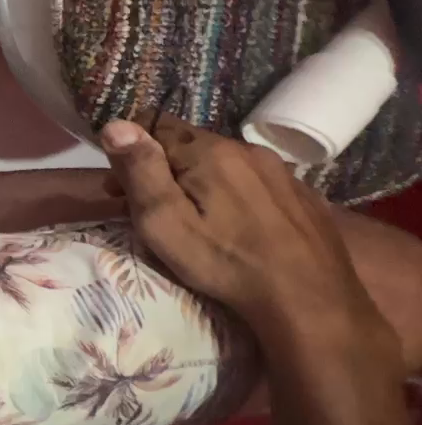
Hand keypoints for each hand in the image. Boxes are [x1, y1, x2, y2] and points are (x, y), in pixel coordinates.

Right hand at [99, 113, 384, 340]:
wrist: (309, 300)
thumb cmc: (221, 260)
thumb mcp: (162, 219)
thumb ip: (138, 169)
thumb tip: (115, 124)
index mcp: (210, 152)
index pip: (154, 126)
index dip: (129, 151)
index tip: (121, 186)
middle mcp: (248, 149)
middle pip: (187, 144)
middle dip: (159, 167)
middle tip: (144, 208)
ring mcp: (280, 171)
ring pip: (219, 162)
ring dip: (193, 179)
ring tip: (188, 217)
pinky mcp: (300, 193)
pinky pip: (249, 179)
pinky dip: (227, 191)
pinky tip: (229, 223)